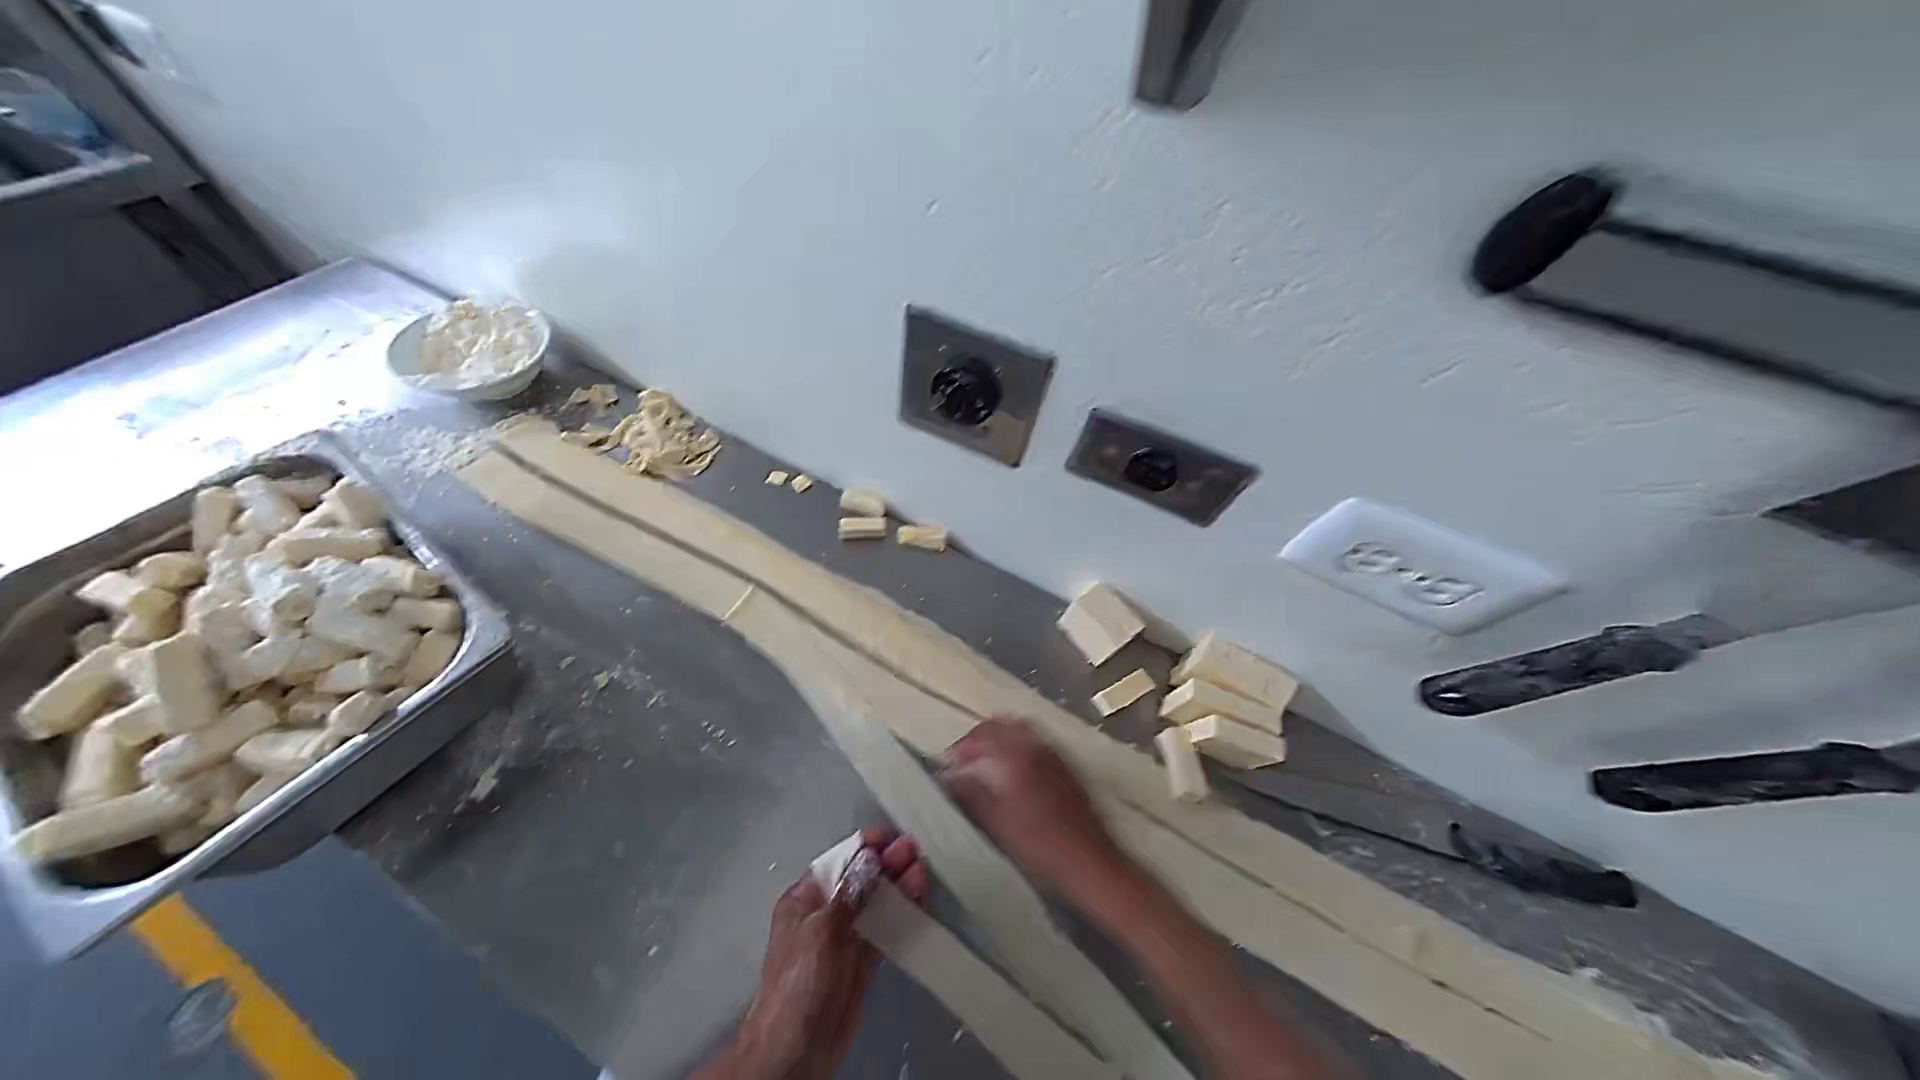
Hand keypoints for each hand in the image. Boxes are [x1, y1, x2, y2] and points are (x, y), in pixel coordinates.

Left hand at [712, 828, 927, 1079]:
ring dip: (899, 885)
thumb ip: (850, 894)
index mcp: (805, 899)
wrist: (797, 1049)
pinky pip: (886, 927)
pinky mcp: (864, 959)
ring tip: (922, 869)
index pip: (839, 862)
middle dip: (887, 863)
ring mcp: (846, 936)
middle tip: (913, 849)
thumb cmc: (799, 983)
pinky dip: (903, 912)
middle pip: (862, 879)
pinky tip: (919, 898)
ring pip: (878, 901)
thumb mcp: (821, 930)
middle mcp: (826, 912)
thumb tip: (871, 857)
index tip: (891, 836)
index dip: (865, 846)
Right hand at [940, 717, 1125, 898]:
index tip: (949, 762)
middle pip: (1002, 724)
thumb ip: (971, 794)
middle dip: (980, 737)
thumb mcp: (997, 823)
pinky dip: (1018, 749)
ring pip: (1021, 731)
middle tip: (965, 758)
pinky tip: (1012, 774)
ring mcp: (1055, 755)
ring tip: (985, 764)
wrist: (1089, 862)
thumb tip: (951, 778)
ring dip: (1000, 740)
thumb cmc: (1042, 846)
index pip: (982, 733)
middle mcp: (1038, 747)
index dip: (961, 746)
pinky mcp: (1066, 767)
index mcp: (1018, 756)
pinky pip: (1036, 744)